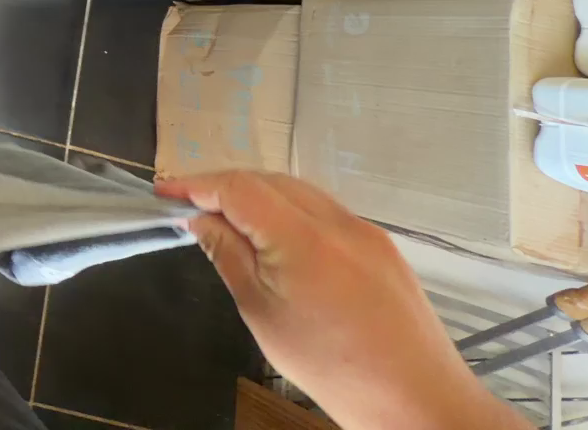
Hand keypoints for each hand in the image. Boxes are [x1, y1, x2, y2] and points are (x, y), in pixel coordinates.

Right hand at [157, 172, 528, 429]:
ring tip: (228, 218)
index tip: (164, 193)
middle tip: (190, 206)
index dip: (195, 184)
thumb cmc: (330, 365)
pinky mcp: (382, 247)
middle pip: (265, 180)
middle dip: (222, 187)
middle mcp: (338, 223)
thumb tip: (200, 218)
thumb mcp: (261, 310)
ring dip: (255, 194)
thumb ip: (227, 254)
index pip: (236, 188)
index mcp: (303, 238)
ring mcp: (365, 232)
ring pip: (295, 190)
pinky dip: (287, 209)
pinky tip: (275, 235)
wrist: (424, 407)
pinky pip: (322, 209)